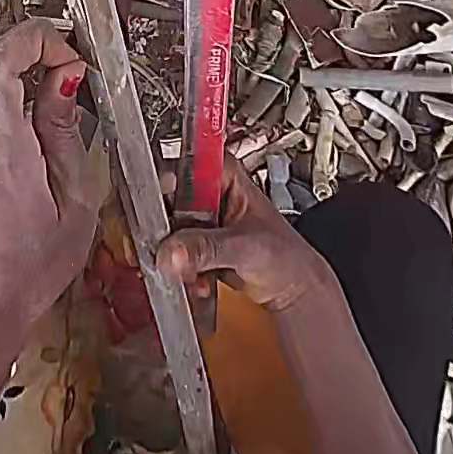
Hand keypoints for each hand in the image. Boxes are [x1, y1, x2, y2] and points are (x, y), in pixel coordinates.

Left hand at [0, 21, 105, 402]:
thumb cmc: (40, 256)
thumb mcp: (77, 195)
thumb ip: (66, 126)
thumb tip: (66, 72)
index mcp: (0, 146)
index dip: (36, 41)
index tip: (71, 59)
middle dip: (21, 34)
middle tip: (61, 56)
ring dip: (13, 49)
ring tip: (55, 74)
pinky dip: (6, 69)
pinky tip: (39, 96)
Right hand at [159, 157, 339, 313]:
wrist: (292, 289)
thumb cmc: (285, 255)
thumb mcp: (245, 247)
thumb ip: (206, 248)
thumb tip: (171, 251)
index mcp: (222, 171)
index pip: (181, 164)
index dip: (165, 184)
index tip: (160, 209)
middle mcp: (205, 188)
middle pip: (165, 195)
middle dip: (164, 227)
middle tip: (168, 248)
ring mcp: (197, 213)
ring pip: (164, 223)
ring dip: (171, 251)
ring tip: (190, 271)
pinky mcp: (192, 238)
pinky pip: (170, 246)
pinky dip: (178, 265)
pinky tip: (197, 280)